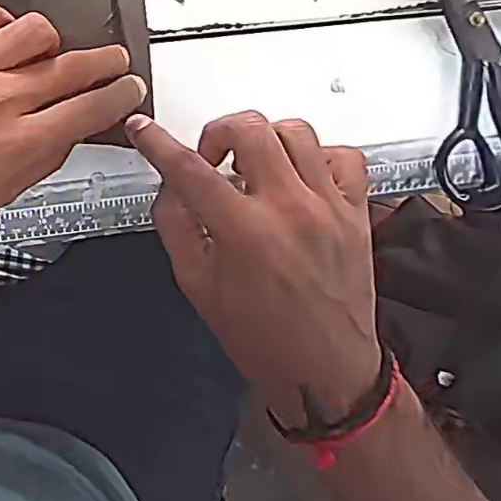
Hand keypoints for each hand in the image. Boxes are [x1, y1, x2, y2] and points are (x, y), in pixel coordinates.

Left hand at [0, 0, 147, 266]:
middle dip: (106, 62)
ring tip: (50, 51)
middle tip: (114, 61)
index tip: (126, 88)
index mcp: (18, 143)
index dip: (118, 95)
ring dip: (56, 41)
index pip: (90, 109)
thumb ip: (42, 159)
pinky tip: (2, 36)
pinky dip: (3, 22)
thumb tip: (69, 131)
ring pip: (37, 32)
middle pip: (73, 66)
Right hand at [124, 111, 380, 412]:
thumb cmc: (263, 337)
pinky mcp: (356, 213)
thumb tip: (169, 185)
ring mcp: (328, 208)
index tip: (144, 130)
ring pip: (295, 131)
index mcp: (243, 232)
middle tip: (212, 158)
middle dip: (216, 132)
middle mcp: (289, 210)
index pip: (188, 168)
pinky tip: (299, 174)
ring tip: (254, 164)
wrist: (325, 372)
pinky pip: (344, 156)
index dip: (157, 142)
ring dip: (263, 139)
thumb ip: (175, 225)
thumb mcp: (196, 283)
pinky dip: (317, 155)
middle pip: (248, 128)